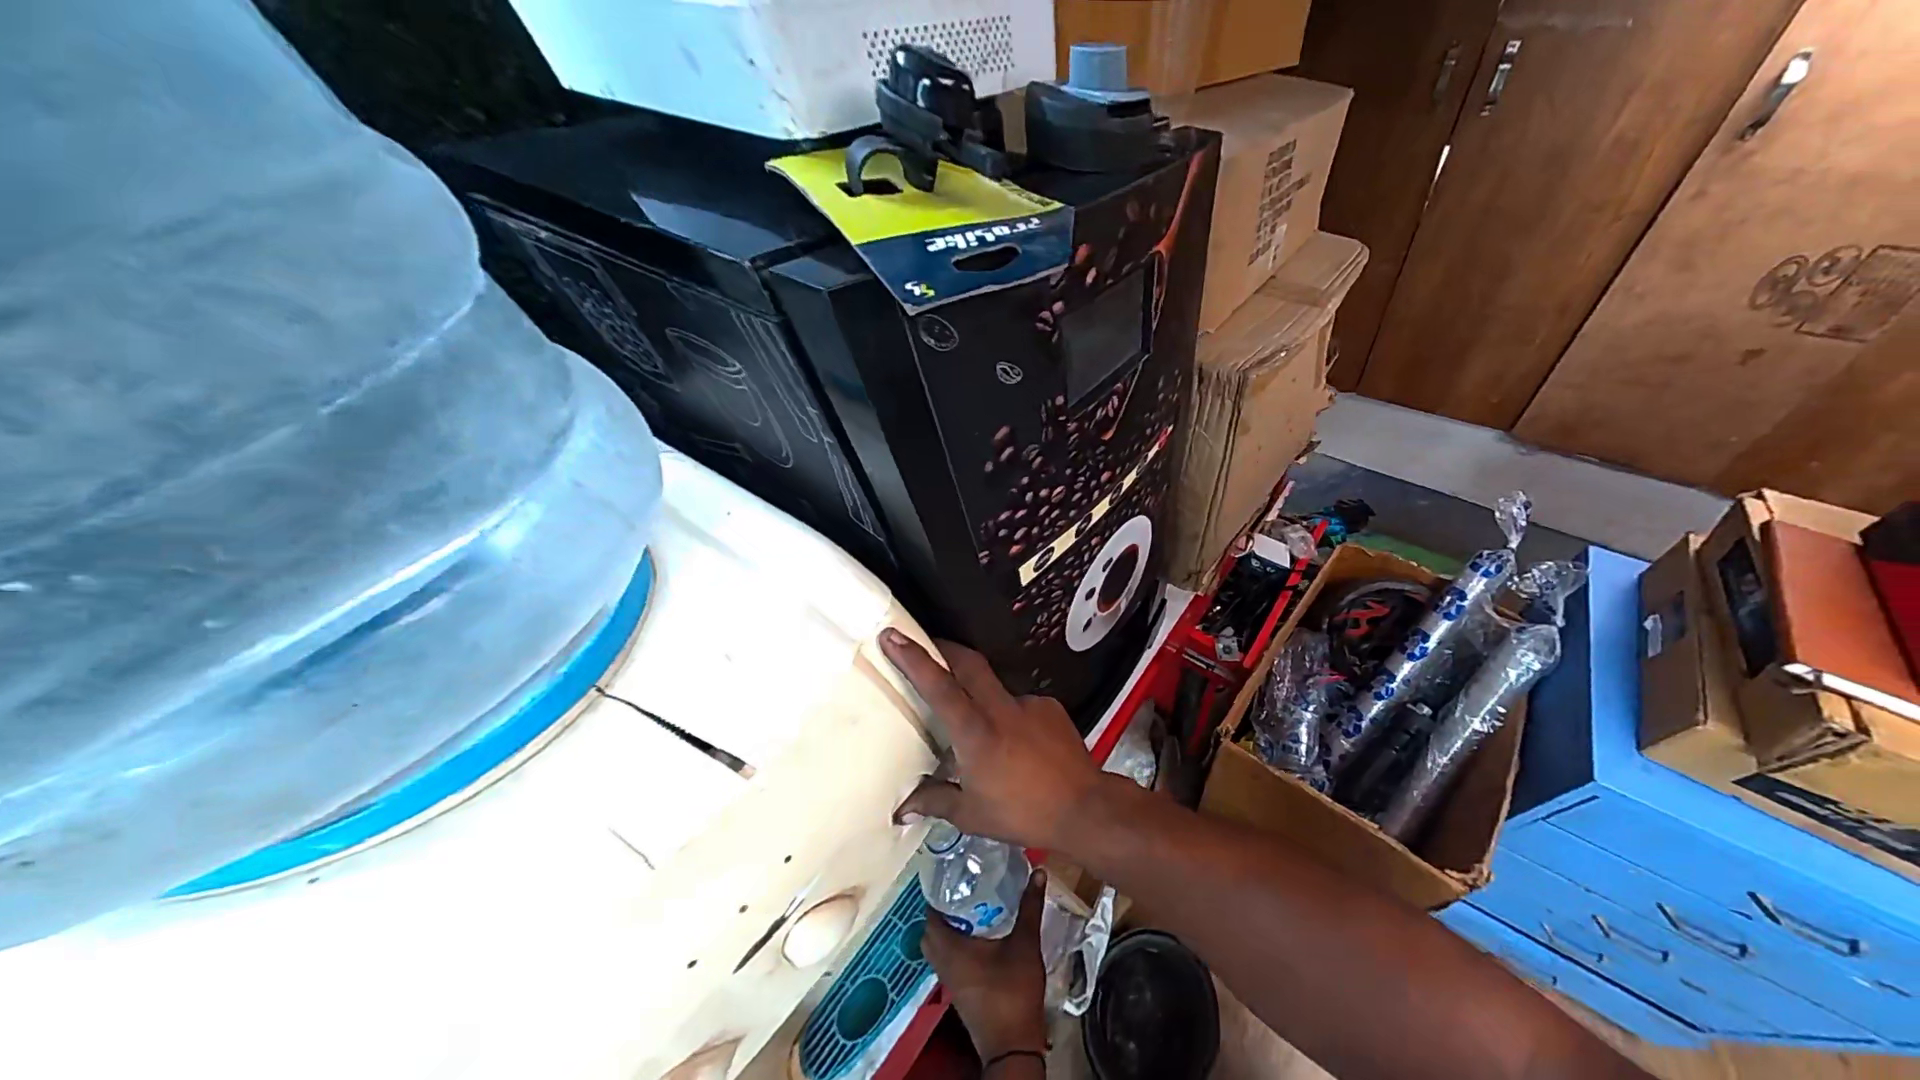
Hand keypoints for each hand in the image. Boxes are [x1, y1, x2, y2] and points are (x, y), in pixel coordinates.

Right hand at [880, 630, 1105, 851]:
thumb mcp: (973, 815)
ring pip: (994, 686)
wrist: (1086, 808)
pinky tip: (1016, 741)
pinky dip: (1009, 715)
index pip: (938, 686)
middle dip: (944, 647)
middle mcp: (1001, 708)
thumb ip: (935, 802)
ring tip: (980, 726)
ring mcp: (1029, 703)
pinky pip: (1019, 703)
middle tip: (926, 645)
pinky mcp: (1050, 706)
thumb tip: (902, 807)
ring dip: (979, 692)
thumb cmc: (1023, 814)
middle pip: (968, 662)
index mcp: (975, 732)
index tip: (893, 636)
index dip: (913, 658)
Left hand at [920, 867, 1049, 1064]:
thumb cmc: (1014, 991)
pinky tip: (976, 937)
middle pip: (930, 929)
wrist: (1013, 1045)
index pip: (930, 911)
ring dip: (947, 929)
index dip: (937, 891)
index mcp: (949, 947)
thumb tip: (1038, 871)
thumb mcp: (1025, 944)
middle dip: (941, 909)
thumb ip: (1029, 907)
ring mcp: (947, 979)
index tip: (952, 874)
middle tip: (961, 892)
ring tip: (969, 909)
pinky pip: (946, 960)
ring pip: (937, 947)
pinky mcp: (956, 991)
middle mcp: (942, 962)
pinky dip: (953, 945)